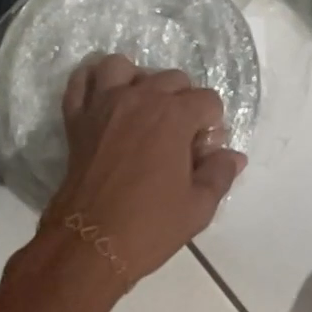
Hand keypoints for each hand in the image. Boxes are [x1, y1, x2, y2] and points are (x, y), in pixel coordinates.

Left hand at [44, 54, 246, 284]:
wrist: (89, 245)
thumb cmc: (149, 226)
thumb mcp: (198, 207)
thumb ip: (220, 174)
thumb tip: (233, 155)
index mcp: (174, 115)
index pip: (207, 99)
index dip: (212, 125)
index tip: (203, 152)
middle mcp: (140, 98)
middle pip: (172, 78)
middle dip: (183, 101)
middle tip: (179, 137)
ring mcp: (104, 104)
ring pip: (121, 66)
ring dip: (136, 80)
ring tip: (142, 108)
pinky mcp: (77, 118)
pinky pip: (80, 82)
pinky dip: (91, 83)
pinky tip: (103, 99)